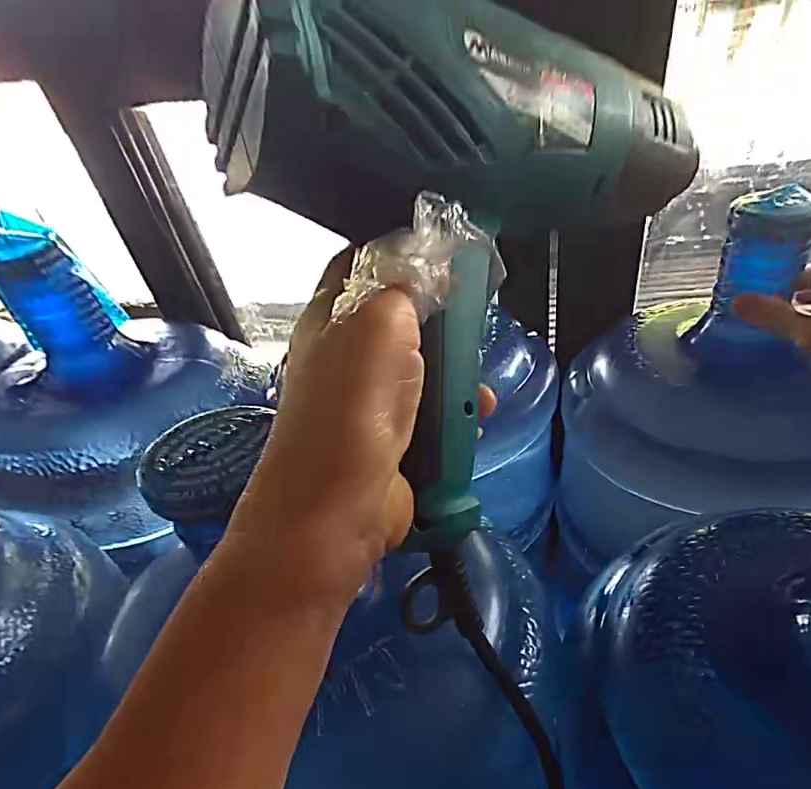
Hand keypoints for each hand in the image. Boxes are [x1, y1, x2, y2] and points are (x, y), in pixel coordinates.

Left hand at [218, 250, 496, 610]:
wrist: (340, 509)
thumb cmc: (352, 412)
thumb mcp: (377, 328)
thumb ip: (401, 290)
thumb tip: (425, 273)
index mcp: (332, 321)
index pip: (362, 267)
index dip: (401, 257)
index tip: (446, 263)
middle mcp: (350, 359)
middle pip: (403, 324)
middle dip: (443, 325)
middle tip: (474, 328)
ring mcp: (374, 405)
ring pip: (425, 373)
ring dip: (457, 377)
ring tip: (478, 391)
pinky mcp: (396, 443)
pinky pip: (432, 417)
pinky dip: (455, 416)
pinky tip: (475, 420)